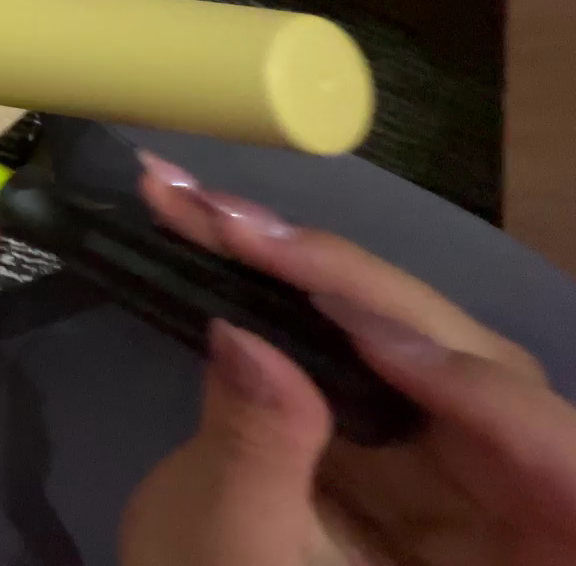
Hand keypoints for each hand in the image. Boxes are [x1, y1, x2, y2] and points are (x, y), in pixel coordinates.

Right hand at [121, 154, 575, 565]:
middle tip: (226, 220)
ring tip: (202, 211)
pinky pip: (347, 331)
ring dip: (301, 260)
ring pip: (408, 331)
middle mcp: (512, 498)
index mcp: (525, 559)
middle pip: (471, 365)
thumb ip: (256, 449)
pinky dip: (277, 276)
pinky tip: (216, 234)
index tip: (344, 324)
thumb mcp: (233, 548)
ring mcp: (444, 451)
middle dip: (344, 279)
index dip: (473, 389)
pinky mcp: (378, 417)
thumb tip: (240, 332)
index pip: (557, 466)